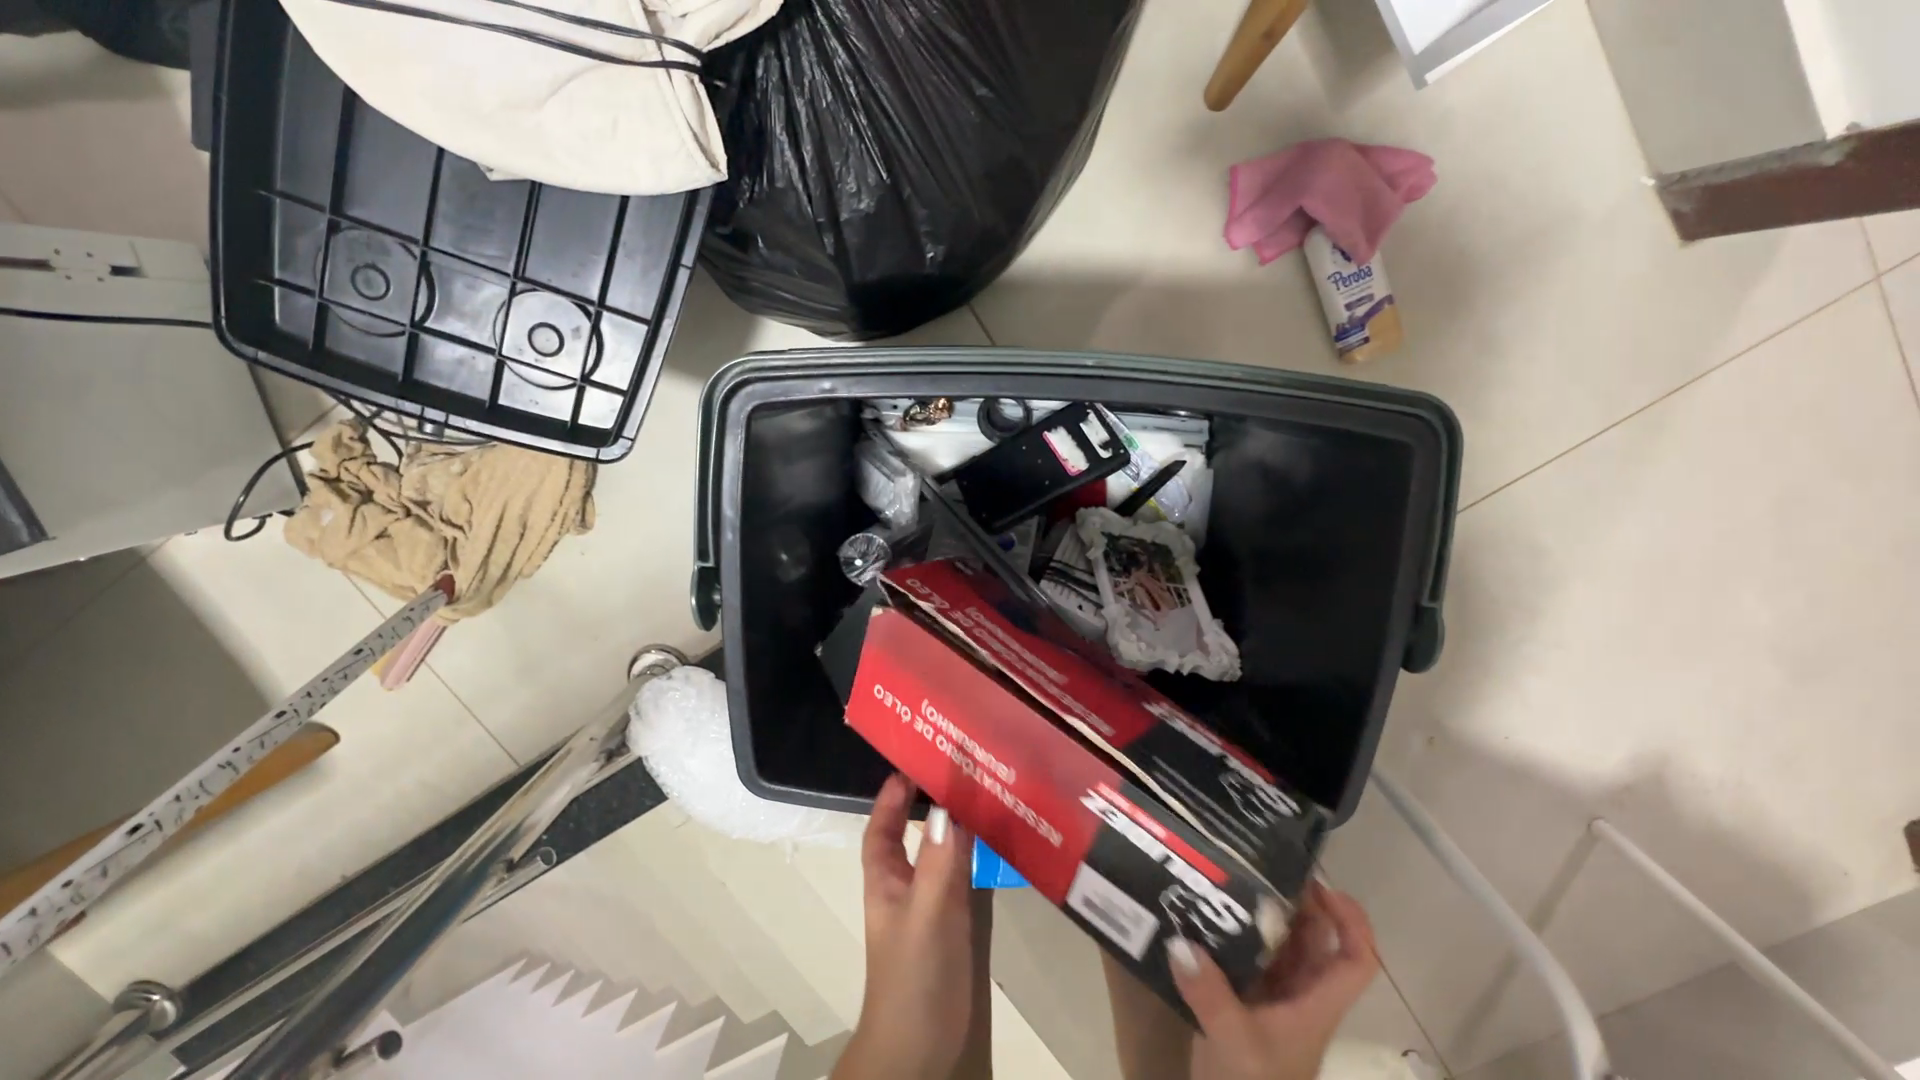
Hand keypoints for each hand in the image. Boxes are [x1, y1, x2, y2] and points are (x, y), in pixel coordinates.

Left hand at [832, 773, 977, 1079]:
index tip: (914, 764)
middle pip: (916, 835)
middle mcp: (907, 885)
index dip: (892, 797)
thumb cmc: (914, 973)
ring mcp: (933, 905)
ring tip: (987, 792)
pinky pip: (967, 877)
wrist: (922, 1043)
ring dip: (960, 825)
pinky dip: (980, 855)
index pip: (883, 828)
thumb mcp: (928, 911)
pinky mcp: (958, 924)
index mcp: (885, 879)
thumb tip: (950, 805)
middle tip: (962, 770)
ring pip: (945, 853)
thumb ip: (941, 860)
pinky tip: (1003, 841)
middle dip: (931, 803)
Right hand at [1169, 881, 1379, 1079]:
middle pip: (1318, 943)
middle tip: (1259, 871)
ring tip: (1232, 883)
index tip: (1318, 885)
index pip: (1357, 959)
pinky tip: (1206, 919)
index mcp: (1317, 1005)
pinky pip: (1250, 961)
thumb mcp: (1232, 1042)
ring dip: (1264, 918)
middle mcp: (1302, 998)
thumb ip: (1209, 993)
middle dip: (1297, 905)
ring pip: (1283, 949)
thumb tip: (1180, 941)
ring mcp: (1274, 1002)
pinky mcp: (1245, 1007)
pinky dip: (1236, 938)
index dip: (1352, 920)